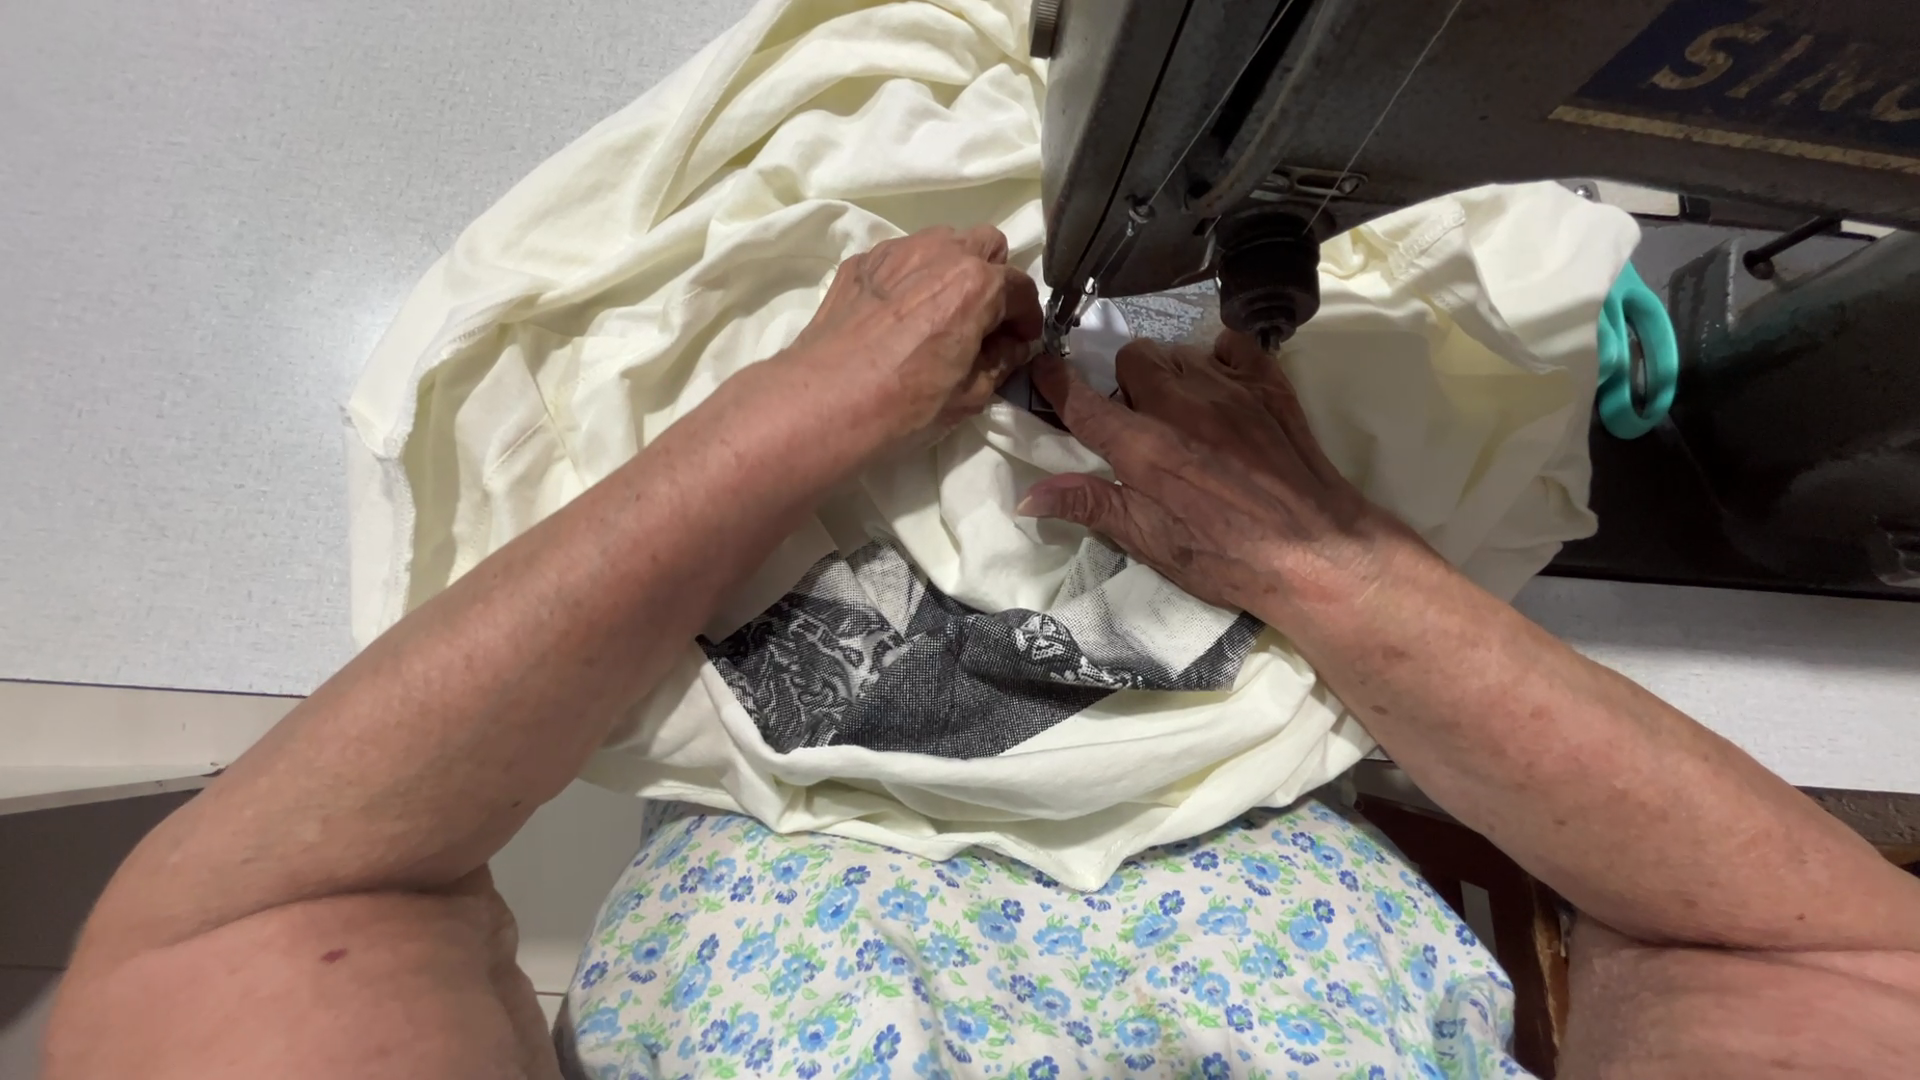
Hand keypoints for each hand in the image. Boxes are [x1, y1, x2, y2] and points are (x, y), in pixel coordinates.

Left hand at [786, 224, 1042, 442]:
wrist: (825, 402)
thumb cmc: (905, 405)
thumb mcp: (971, 396)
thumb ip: (1002, 362)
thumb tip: (1012, 347)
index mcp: (976, 284)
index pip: (1021, 288)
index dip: (1027, 319)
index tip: (1020, 342)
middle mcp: (939, 252)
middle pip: (986, 245)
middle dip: (994, 278)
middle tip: (983, 320)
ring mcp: (895, 251)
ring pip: (942, 243)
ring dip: (952, 270)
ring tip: (940, 314)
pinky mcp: (860, 263)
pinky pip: (901, 258)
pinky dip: (911, 278)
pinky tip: (899, 317)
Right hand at [1019, 331, 1432, 640]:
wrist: (1318, 552)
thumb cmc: (1226, 557)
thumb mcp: (1149, 542)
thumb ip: (1090, 505)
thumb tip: (1027, 496)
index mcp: (1144, 448)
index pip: (1084, 402)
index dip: (1054, 381)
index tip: (1041, 368)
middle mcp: (1181, 404)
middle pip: (1131, 357)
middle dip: (1123, 383)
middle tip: (1137, 421)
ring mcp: (1229, 387)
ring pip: (1176, 349)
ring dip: (1166, 373)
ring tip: (1179, 410)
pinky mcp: (1269, 383)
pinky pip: (1230, 342)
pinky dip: (1217, 358)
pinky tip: (1220, 389)